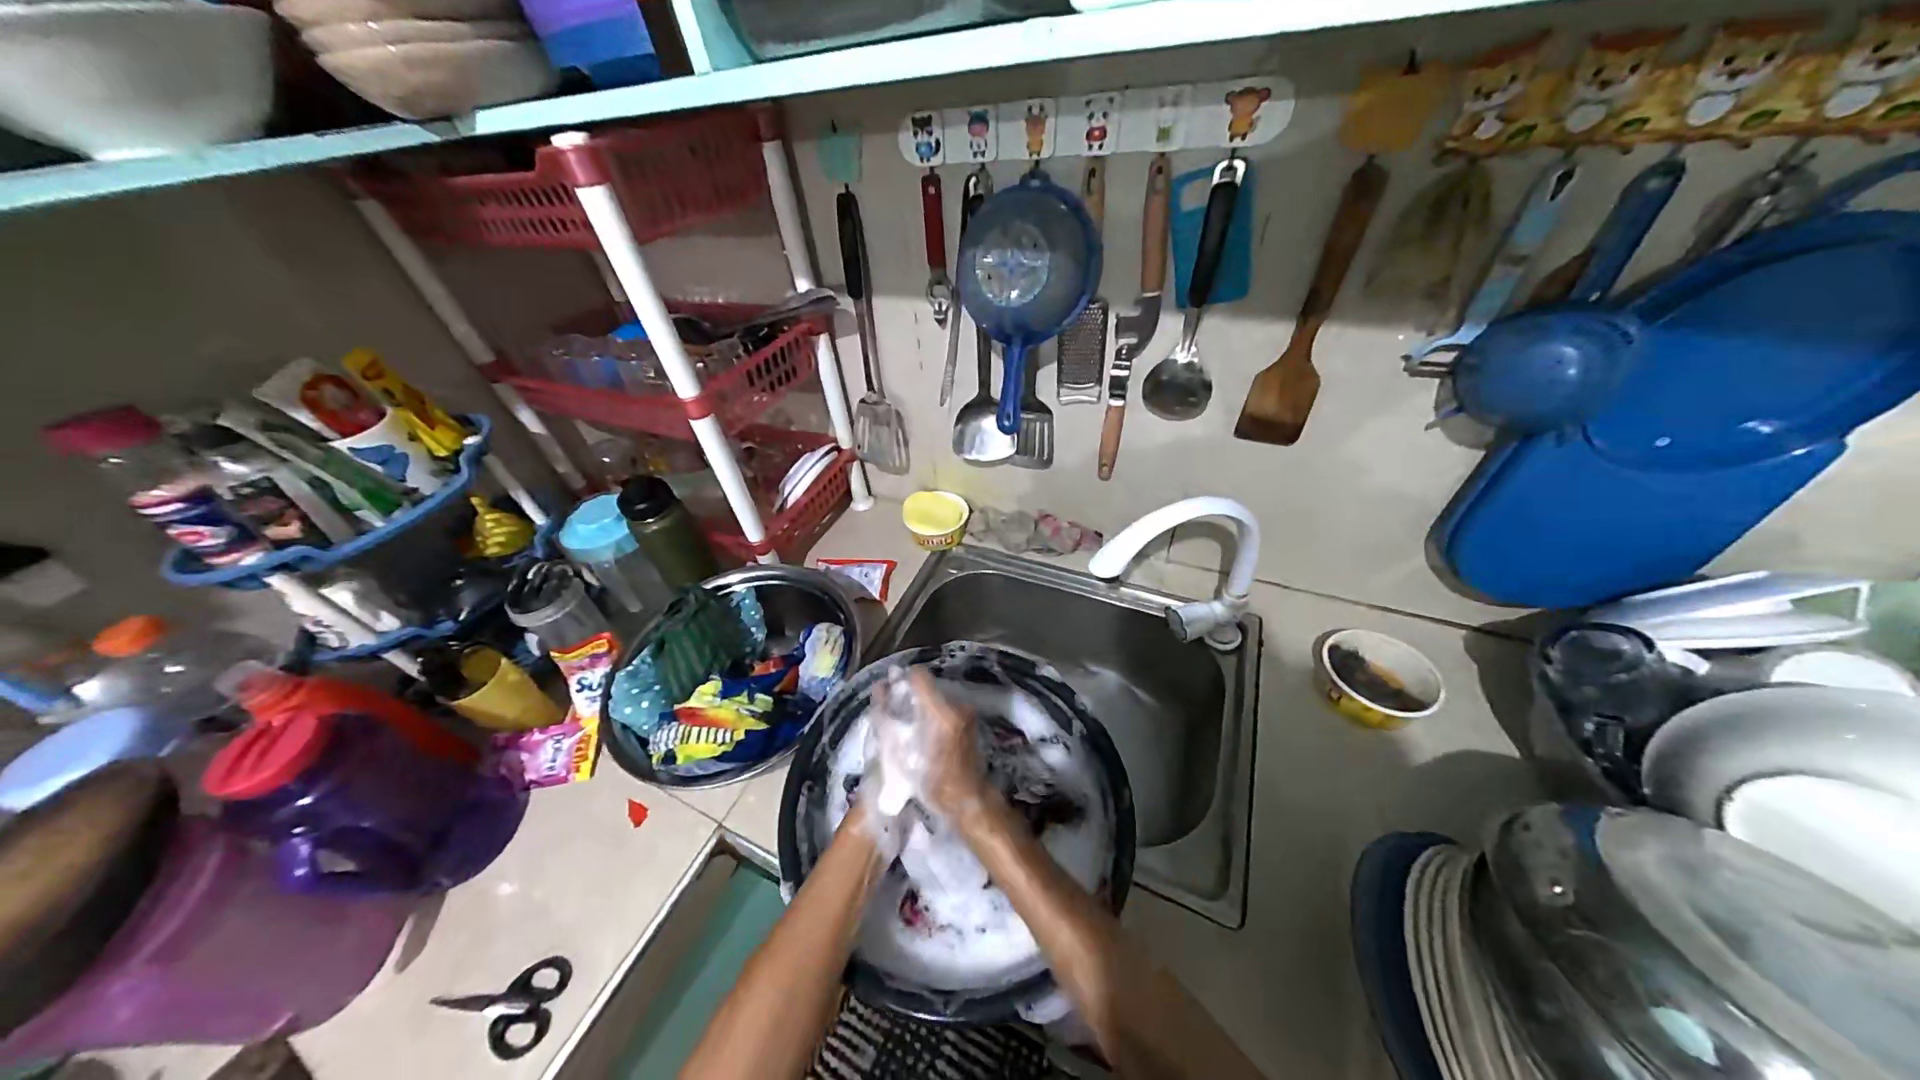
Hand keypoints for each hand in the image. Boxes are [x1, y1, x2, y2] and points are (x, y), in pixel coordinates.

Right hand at [863, 667, 988, 824]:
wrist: (966, 798)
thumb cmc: (931, 782)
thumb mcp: (900, 754)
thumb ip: (887, 719)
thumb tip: (879, 690)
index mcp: (942, 714)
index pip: (919, 677)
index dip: (901, 681)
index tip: (890, 692)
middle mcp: (957, 705)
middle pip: (927, 684)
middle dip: (907, 692)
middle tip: (893, 707)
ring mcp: (966, 710)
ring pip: (934, 694)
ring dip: (918, 701)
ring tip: (905, 719)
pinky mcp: (969, 717)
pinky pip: (943, 704)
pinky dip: (930, 710)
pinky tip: (920, 727)